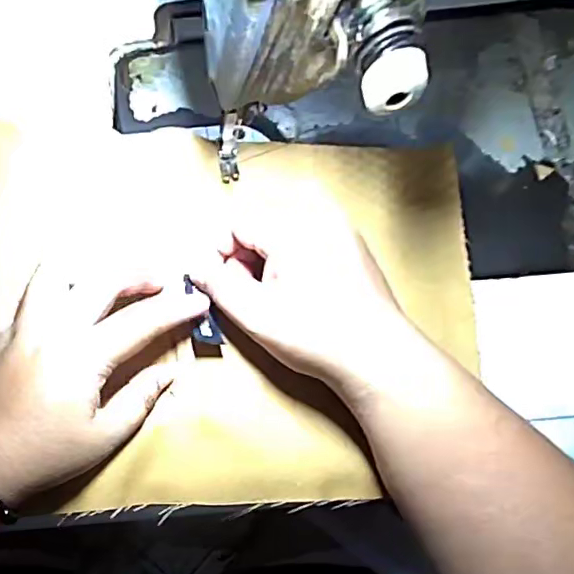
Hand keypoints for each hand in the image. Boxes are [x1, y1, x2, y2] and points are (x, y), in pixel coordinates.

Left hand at [0, 263, 210, 505]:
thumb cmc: (45, 456)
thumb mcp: (103, 438)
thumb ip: (139, 400)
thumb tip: (169, 373)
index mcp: (83, 356)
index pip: (139, 322)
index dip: (174, 309)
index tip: (198, 301)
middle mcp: (51, 329)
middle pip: (99, 279)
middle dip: (136, 272)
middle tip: (160, 282)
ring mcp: (19, 327)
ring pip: (50, 272)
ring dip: (85, 265)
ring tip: (105, 276)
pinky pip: (7, 294)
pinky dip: (28, 286)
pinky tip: (44, 294)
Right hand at [191, 192, 445, 402]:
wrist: (376, 356)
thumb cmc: (323, 337)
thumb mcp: (253, 313)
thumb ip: (217, 284)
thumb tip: (197, 267)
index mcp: (293, 226)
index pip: (235, 221)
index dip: (219, 253)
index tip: (219, 281)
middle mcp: (320, 217)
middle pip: (260, 223)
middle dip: (244, 257)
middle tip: (247, 294)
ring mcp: (340, 230)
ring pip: (284, 233)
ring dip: (268, 261)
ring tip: (274, 300)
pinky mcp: (351, 247)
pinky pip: (308, 242)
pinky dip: (294, 263)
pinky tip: (299, 297)